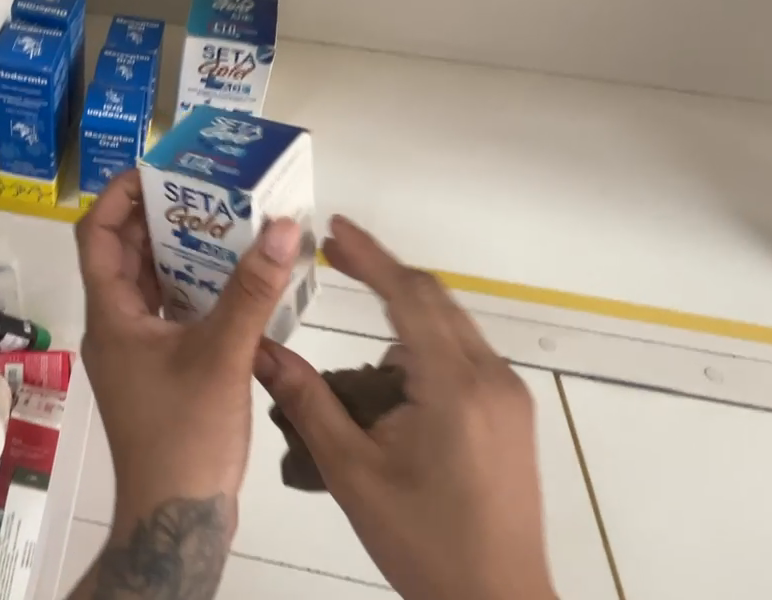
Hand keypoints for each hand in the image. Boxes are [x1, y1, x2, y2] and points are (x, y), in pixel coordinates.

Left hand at [70, 170, 303, 598]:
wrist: (176, 514)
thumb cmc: (186, 432)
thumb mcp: (222, 355)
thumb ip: (252, 291)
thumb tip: (282, 227)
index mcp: (111, 313)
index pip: (97, 234)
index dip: (117, 196)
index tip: (155, 170)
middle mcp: (114, 324)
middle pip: (123, 253)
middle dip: (156, 218)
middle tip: (199, 191)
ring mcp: (133, 348)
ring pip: (146, 283)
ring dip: (175, 252)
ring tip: (218, 222)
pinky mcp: (155, 367)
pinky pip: (165, 311)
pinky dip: (189, 288)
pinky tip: (228, 278)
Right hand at [257, 217, 555, 599]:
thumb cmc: (423, 543)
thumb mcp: (351, 472)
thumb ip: (307, 401)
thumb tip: (260, 348)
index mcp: (454, 386)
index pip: (409, 295)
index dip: (369, 255)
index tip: (332, 228)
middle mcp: (491, 377)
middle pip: (434, 298)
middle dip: (382, 269)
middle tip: (331, 252)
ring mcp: (508, 396)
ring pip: (449, 323)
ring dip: (402, 306)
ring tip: (352, 303)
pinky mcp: (510, 414)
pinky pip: (461, 352)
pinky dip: (421, 339)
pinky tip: (389, 370)